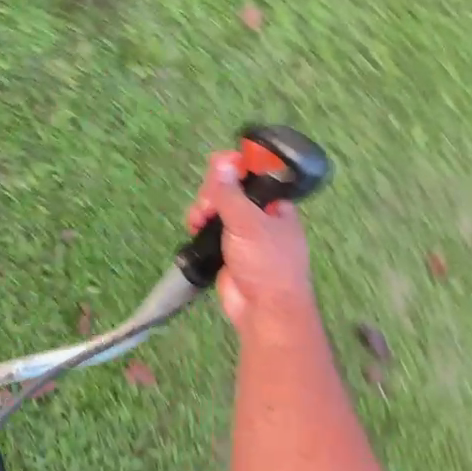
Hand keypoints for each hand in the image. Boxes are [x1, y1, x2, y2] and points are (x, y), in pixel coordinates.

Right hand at [186, 153, 315, 338]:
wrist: (264, 310)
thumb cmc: (266, 263)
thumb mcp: (247, 222)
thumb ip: (230, 191)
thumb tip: (221, 160)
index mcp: (276, 206)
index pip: (253, 174)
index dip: (234, 168)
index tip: (217, 169)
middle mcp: (260, 216)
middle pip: (230, 189)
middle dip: (212, 193)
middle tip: (207, 206)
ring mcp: (243, 234)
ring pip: (217, 207)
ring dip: (203, 209)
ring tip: (198, 221)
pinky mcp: (227, 249)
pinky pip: (210, 227)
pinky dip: (200, 225)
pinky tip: (195, 229)